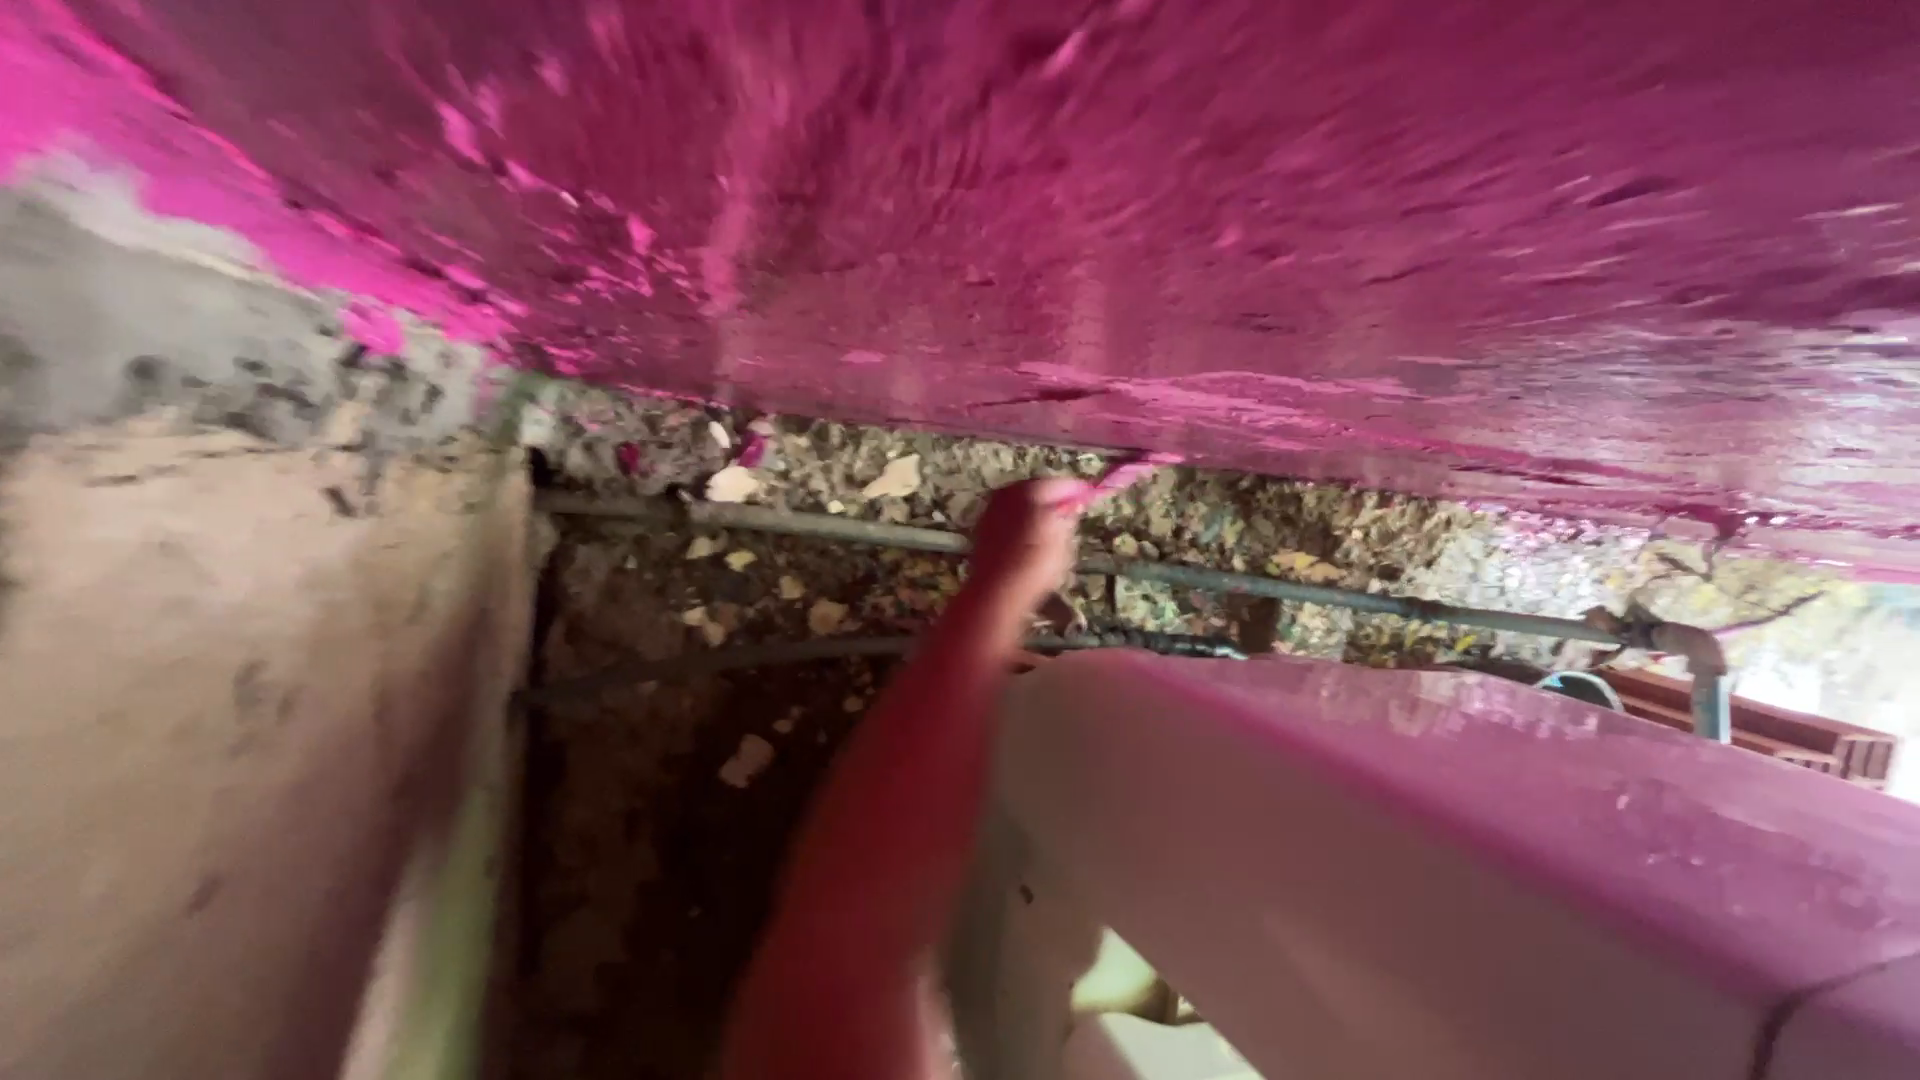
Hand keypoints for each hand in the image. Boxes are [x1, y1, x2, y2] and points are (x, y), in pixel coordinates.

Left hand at [964, 478, 1086, 613]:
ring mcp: (991, 509)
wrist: (997, 591)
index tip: (1087, 497)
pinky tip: (1028, 539)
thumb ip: (1068, 518)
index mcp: (1031, 490)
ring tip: (1049, 527)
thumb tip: (1072, 507)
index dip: (1076, 490)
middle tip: (1068, 512)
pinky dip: (1019, 523)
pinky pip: (1007, 518)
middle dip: (1052, 499)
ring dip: (1034, 510)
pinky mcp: (980, 528)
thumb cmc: (1036, 565)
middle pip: (1036, 489)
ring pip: (1019, 503)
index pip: (1060, 482)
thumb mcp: (1063, 542)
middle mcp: (1008, 493)